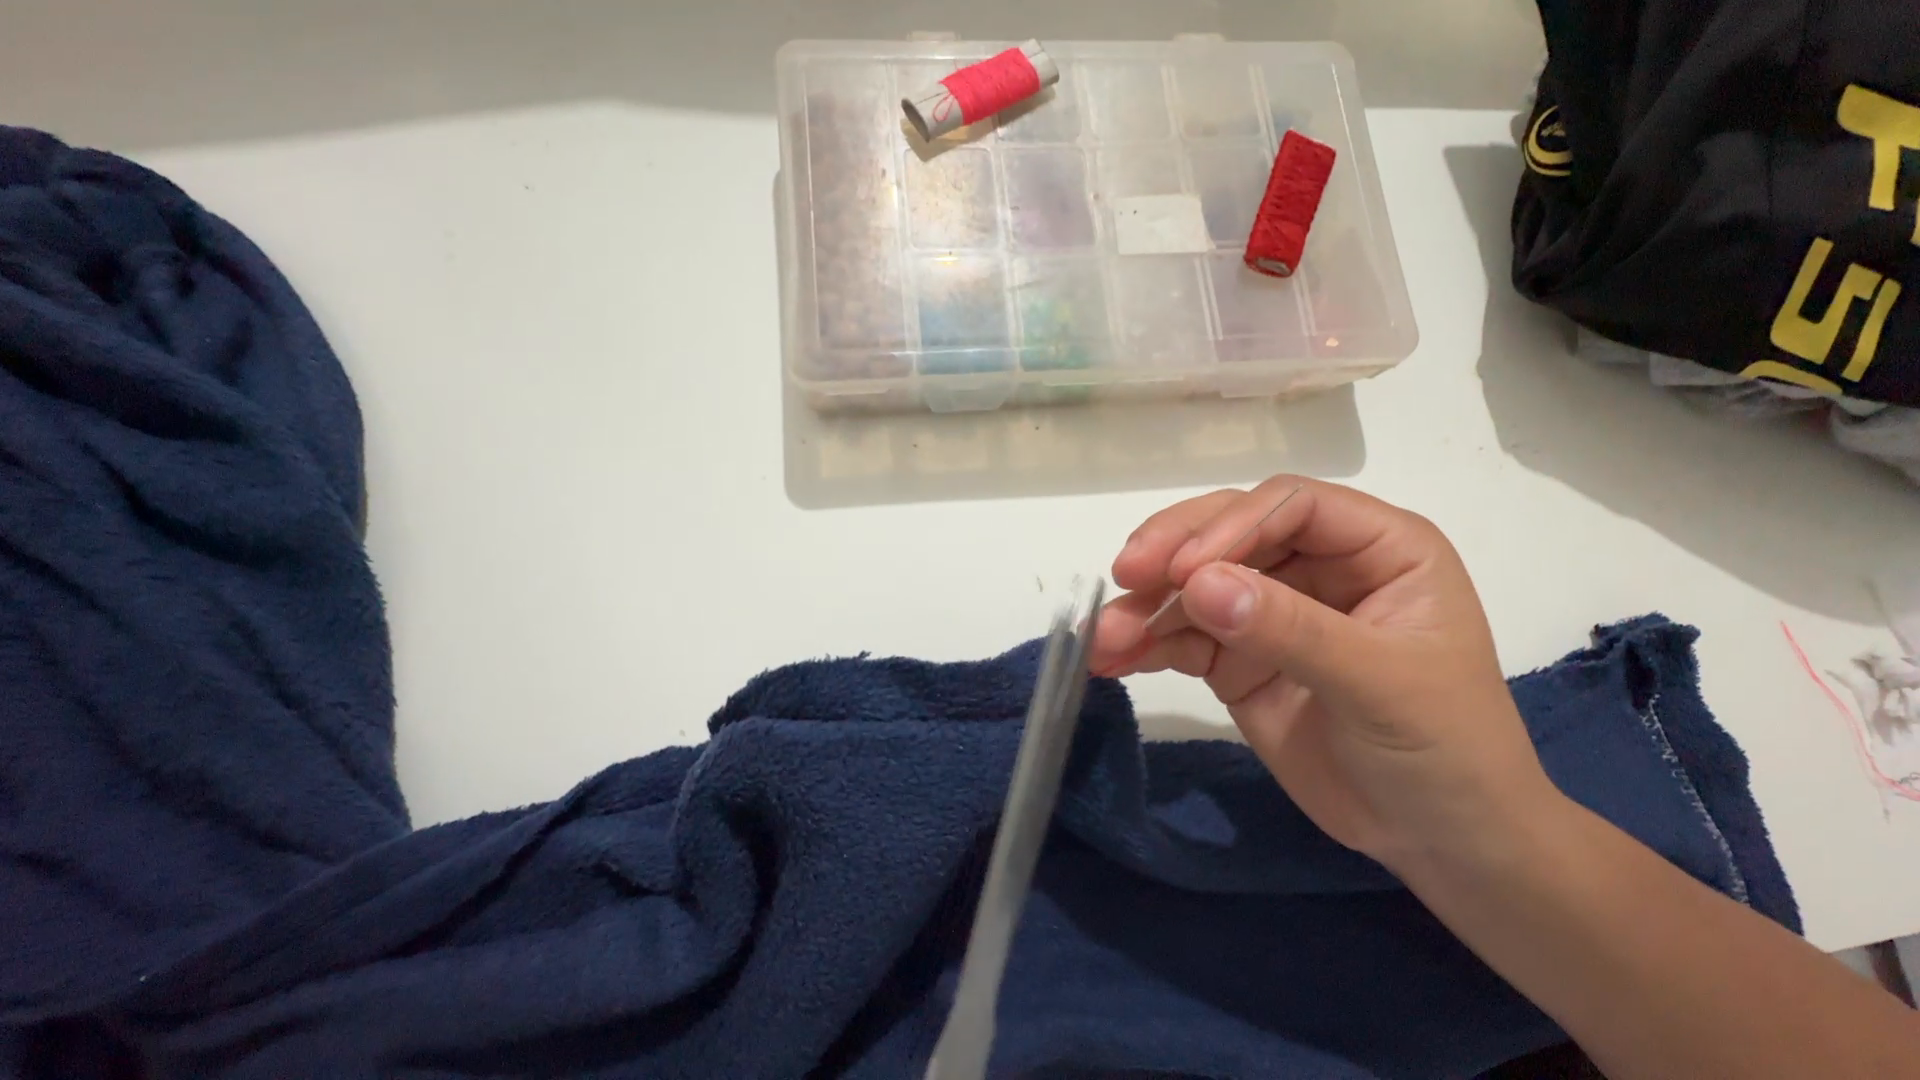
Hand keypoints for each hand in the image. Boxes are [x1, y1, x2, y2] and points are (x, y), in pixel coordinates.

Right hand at [1092, 477, 1561, 871]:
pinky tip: (1110, 658)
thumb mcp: (1378, 684)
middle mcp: (1318, 567)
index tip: (1184, 572)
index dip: (1231, 525)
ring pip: (1195, 586)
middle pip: (1230, 532)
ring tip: (1102, 637)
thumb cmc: (1444, 750)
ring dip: (1145, 606)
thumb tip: (1195, 584)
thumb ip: (1289, 630)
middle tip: (1124, 576)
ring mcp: (1273, 613)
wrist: (1441, 843)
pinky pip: (1184, 638)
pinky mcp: (1239, 660)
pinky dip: (1146, 645)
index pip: (1290, 506)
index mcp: (1377, 548)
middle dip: (1174, 553)